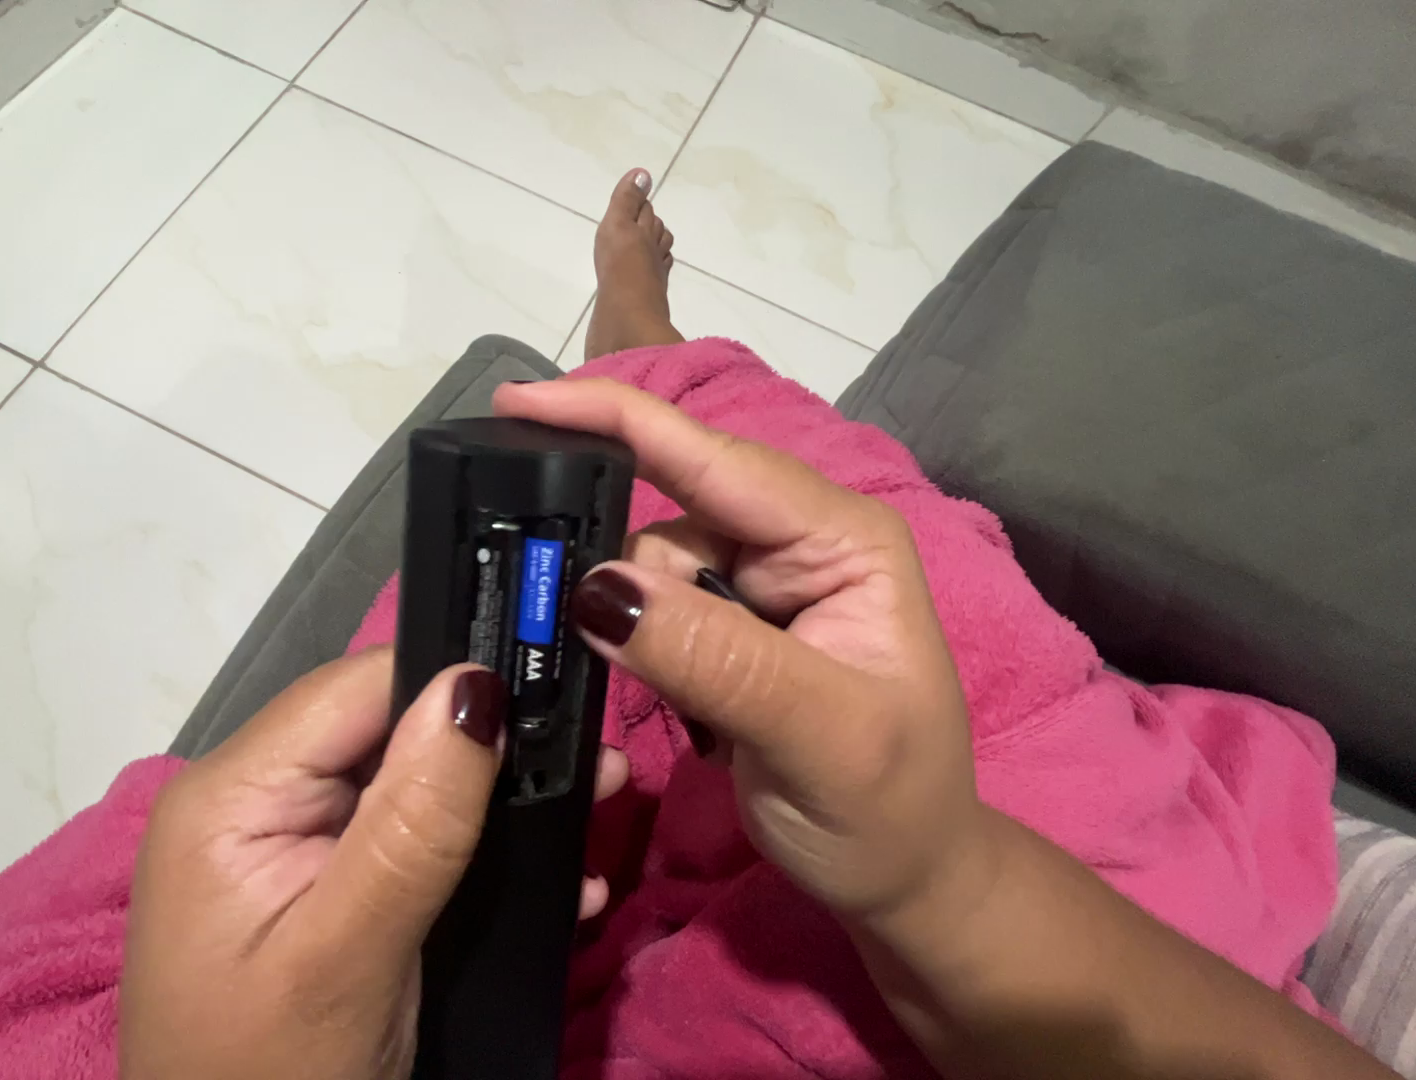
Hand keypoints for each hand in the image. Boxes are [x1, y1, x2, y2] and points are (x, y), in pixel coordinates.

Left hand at [120, 648, 628, 1079]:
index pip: (357, 687)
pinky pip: (415, 831)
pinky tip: (556, 870)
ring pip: (414, 777)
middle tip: (597, 764)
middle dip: (493, 742)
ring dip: (503, 795)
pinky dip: (483, 844)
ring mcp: (294, 841)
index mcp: (234, 794)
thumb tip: (476, 685)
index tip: (547, 696)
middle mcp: (259, 798)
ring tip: (598, 802)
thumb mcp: (348, 956)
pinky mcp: (330, 878)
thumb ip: (412, 821)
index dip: (451, 680)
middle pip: (389, 726)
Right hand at [494, 378, 993, 925]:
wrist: (898, 871)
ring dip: (622, 617)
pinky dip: (623, 636)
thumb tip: (594, 588)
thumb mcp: (818, 734)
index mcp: (838, 536)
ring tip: (673, 699)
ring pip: (643, 563)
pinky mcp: (720, 625)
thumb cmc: (888, 806)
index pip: (715, 456)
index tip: (517, 402)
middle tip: (559, 607)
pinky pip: (644, 606)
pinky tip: (648, 682)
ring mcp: (753, 583)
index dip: (614, 419)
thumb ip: (713, 656)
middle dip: (608, 549)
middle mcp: (791, 540)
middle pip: (665, 507)